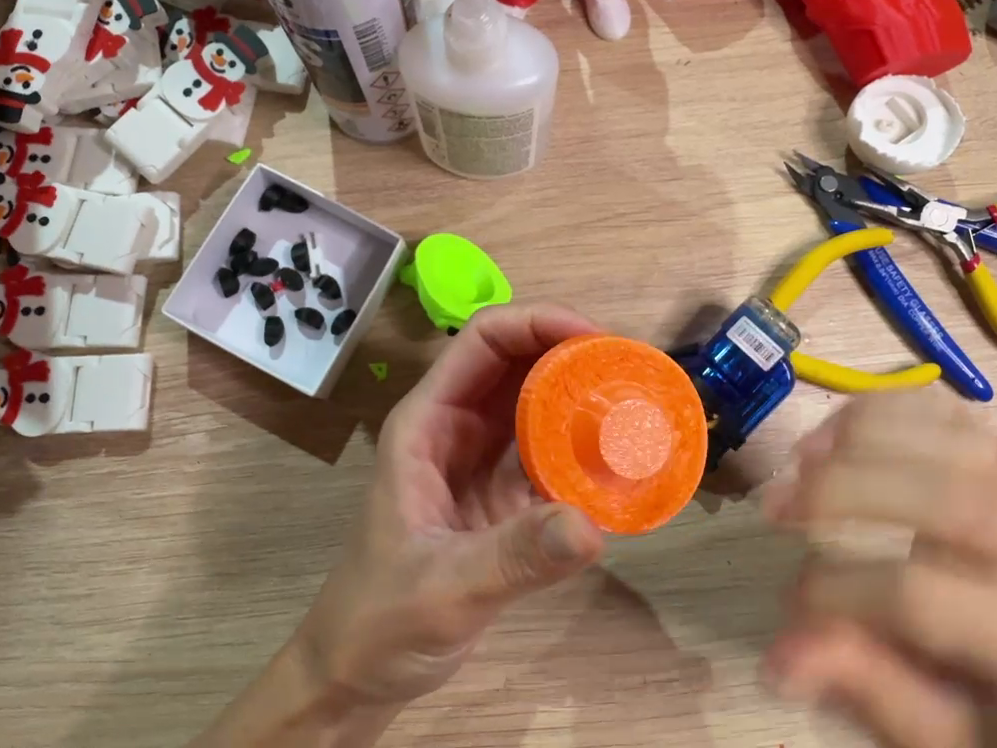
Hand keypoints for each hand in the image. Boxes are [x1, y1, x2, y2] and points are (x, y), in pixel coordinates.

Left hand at [289, 304, 606, 704]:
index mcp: (427, 423)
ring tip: (638, 403)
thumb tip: (592, 527)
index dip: (537, 323)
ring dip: (583, 399)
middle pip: (517, 364)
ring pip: (536, 405)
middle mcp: (454, 429)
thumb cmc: (380, 621)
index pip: (482, 342)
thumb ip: (516, 557)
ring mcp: (479, 462)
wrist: (358, 674)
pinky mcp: (501, 498)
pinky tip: (621, 460)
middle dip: (573, 355)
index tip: (597, 338)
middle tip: (634, 370)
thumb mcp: (445, 587)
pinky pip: (548, 455)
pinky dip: (584, 451)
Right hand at [759, 391, 996, 747]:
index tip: (790, 604)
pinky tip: (840, 431)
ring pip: (965, 443)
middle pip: (962, 501)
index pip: (934, 602)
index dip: (842, 591)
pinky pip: (963, 419)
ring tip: (802, 459)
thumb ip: (869, 691)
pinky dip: (893, 408)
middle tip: (777, 505)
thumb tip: (781, 657)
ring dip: (866, 437)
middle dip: (850, 490)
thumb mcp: (942, 739)